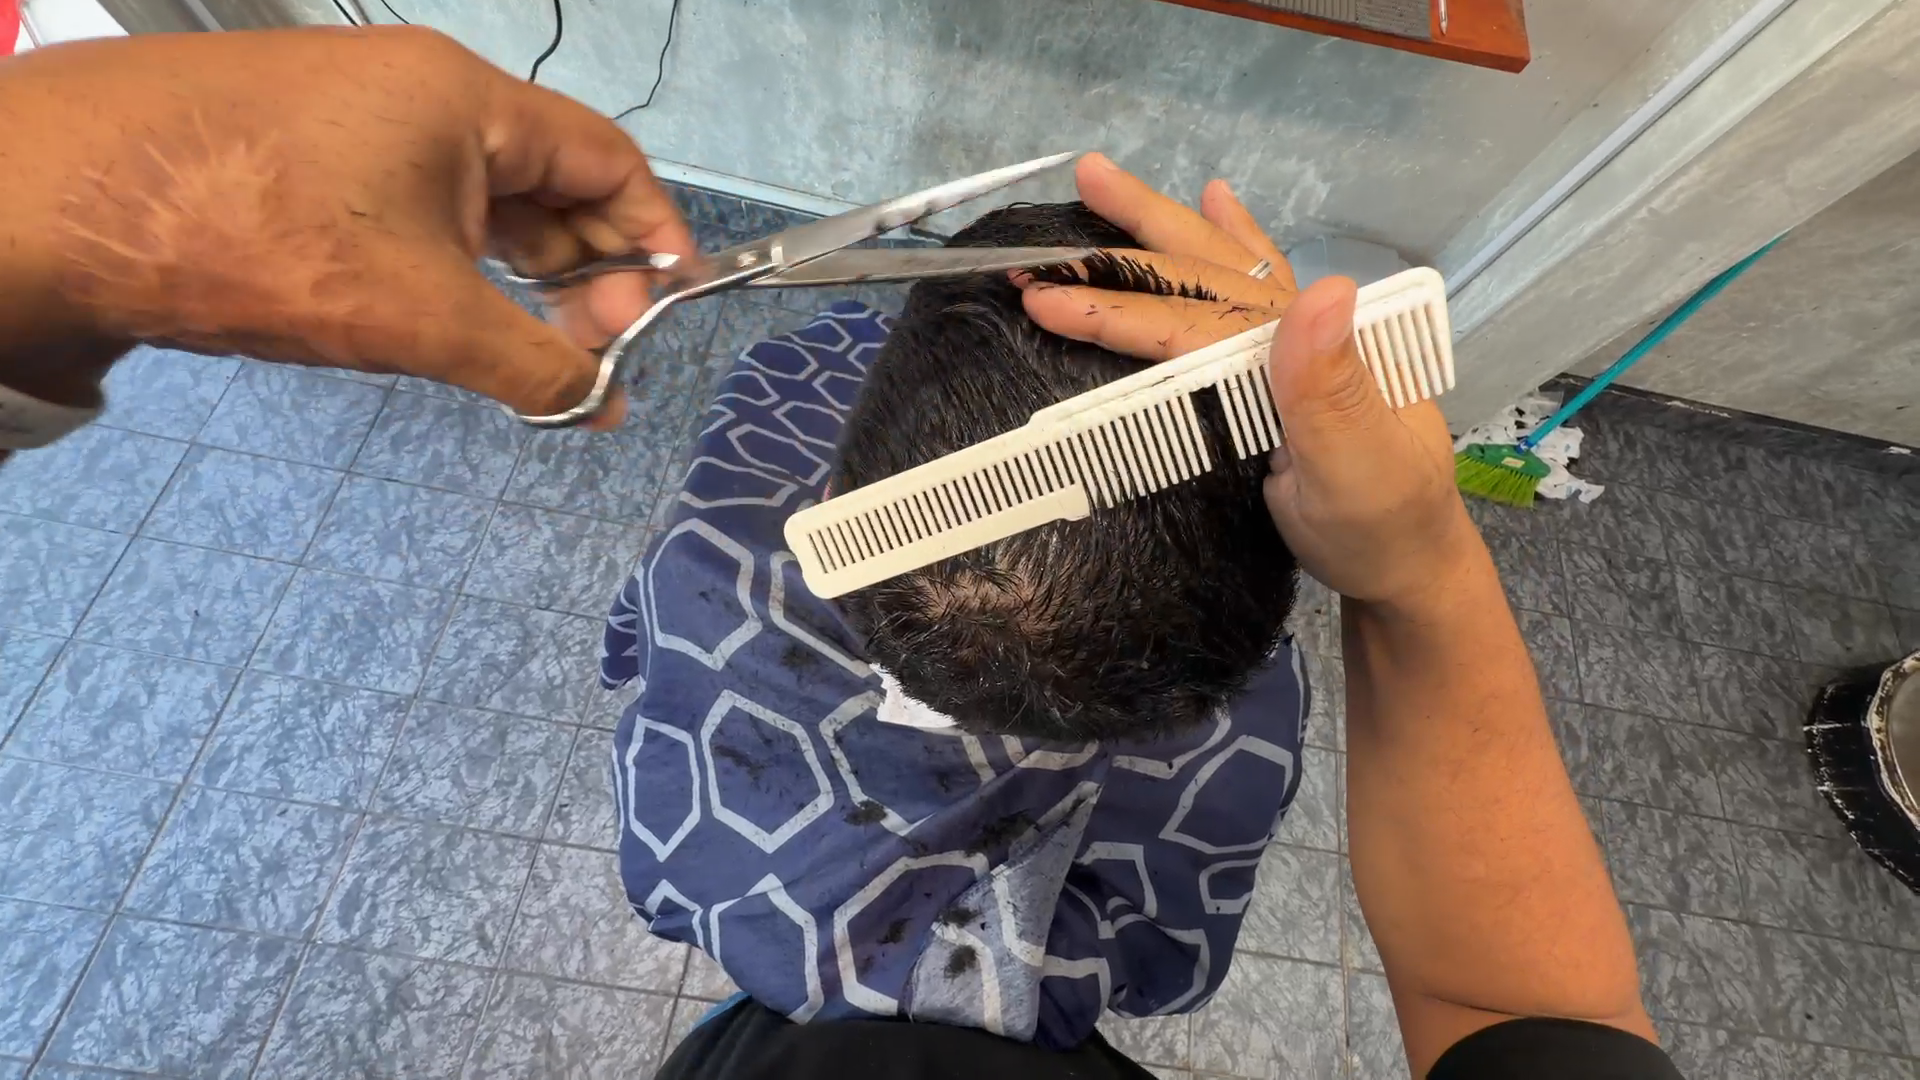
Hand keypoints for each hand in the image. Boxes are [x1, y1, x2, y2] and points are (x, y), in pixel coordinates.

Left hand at [0, 26, 692, 427]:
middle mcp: (430, 101)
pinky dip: (485, 276)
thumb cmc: (255, 243)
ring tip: (552, 348)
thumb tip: (609, 410)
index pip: (609, 163)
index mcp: (467, 103)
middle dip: (598, 272)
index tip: (671, 306)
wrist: (21, 208)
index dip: (656, 235)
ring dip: (544, 282)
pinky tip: (489, 323)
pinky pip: (447, 219)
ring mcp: (376, 130)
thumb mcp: (425, 316)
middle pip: (563, 187)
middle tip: (604, 347)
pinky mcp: (333, 165)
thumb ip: (540, 366)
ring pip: (505, 209)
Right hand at [1019, 154, 1474, 607]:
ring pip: (1219, 269)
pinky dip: (1234, 241)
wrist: (1402, 559)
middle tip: (1077, 183)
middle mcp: (1298, 330)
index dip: (1120, 306)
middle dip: (1132, 236)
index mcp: (1309, 348)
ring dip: (1163, 225)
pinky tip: (1217, 202)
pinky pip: (1254, 288)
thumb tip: (1321, 287)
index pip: (1198, 319)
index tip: (1046, 297)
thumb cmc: (1376, 526)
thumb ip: (1333, 388)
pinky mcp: (1280, 365)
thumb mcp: (1358, 470)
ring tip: (1110, 182)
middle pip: (1207, 270)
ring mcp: (1290, 343)